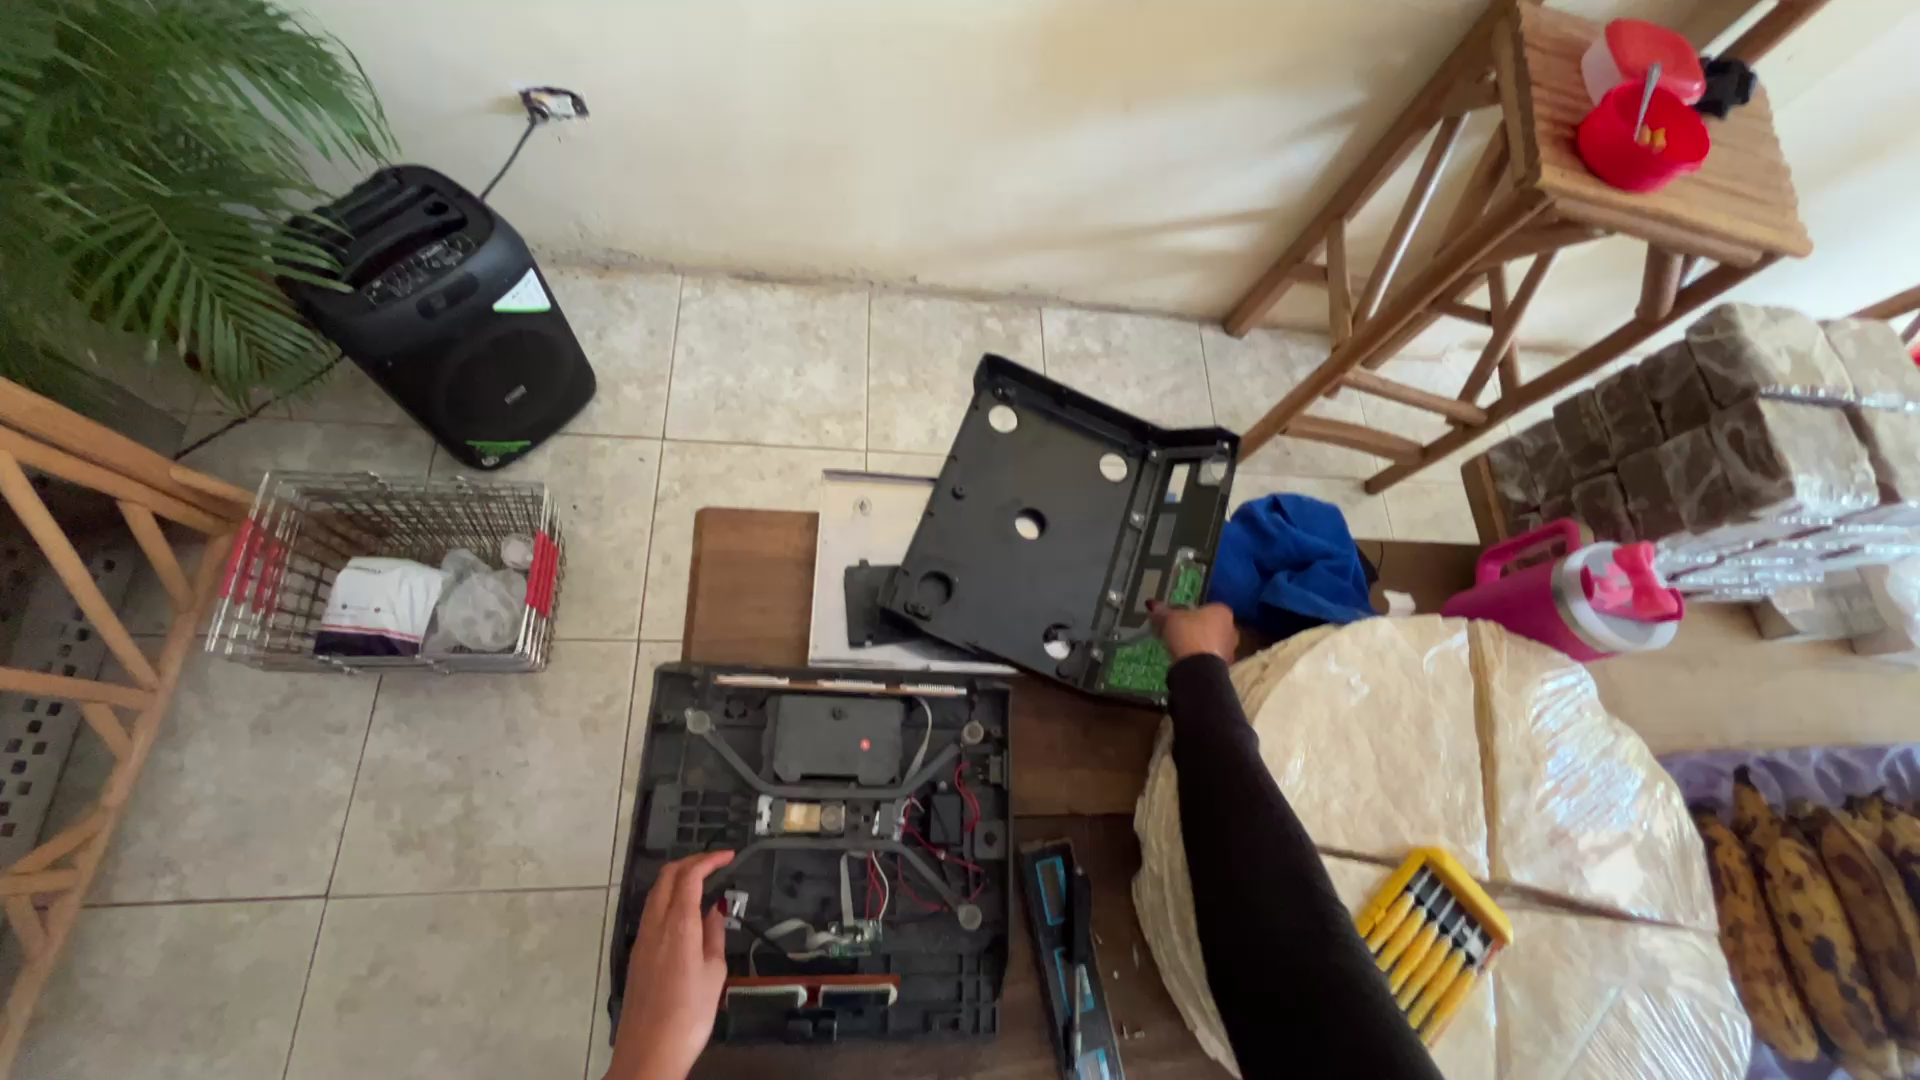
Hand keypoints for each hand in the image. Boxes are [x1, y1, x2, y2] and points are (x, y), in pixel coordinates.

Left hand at [607, 850, 735, 1079]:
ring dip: (678, 879)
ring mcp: (642, 940)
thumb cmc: (688, 1016)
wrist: (648, 1056)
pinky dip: (670, 899)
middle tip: (716, 863)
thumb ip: (714, 934)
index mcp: (678, 926)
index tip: (728, 856)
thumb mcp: (714, 973)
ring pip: (656, 893)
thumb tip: (714, 910)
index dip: (709, 860)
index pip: (689, 876)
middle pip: (667, 877)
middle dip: (691, 862)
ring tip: (704, 883)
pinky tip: (687, 912)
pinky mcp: (637, 955)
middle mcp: (655, 926)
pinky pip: (652, 912)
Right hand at [1148, 601, 1237, 664]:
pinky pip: (1210, 656)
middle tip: (1178, 632)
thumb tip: (1151, 603)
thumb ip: (1162, 611)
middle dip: (1197, 628)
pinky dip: (1200, 656)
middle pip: (1211, 625)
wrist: (1198, 668)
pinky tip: (1187, 659)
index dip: (1191, 612)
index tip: (1178, 618)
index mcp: (1222, 611)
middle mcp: (1231, 627)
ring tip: (1180, 648)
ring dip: (1199, 643)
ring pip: (1211, 641)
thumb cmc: (1188, 634)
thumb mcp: (1170, 619)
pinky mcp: (1225, 665)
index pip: (1207, 607)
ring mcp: (1230, 648)